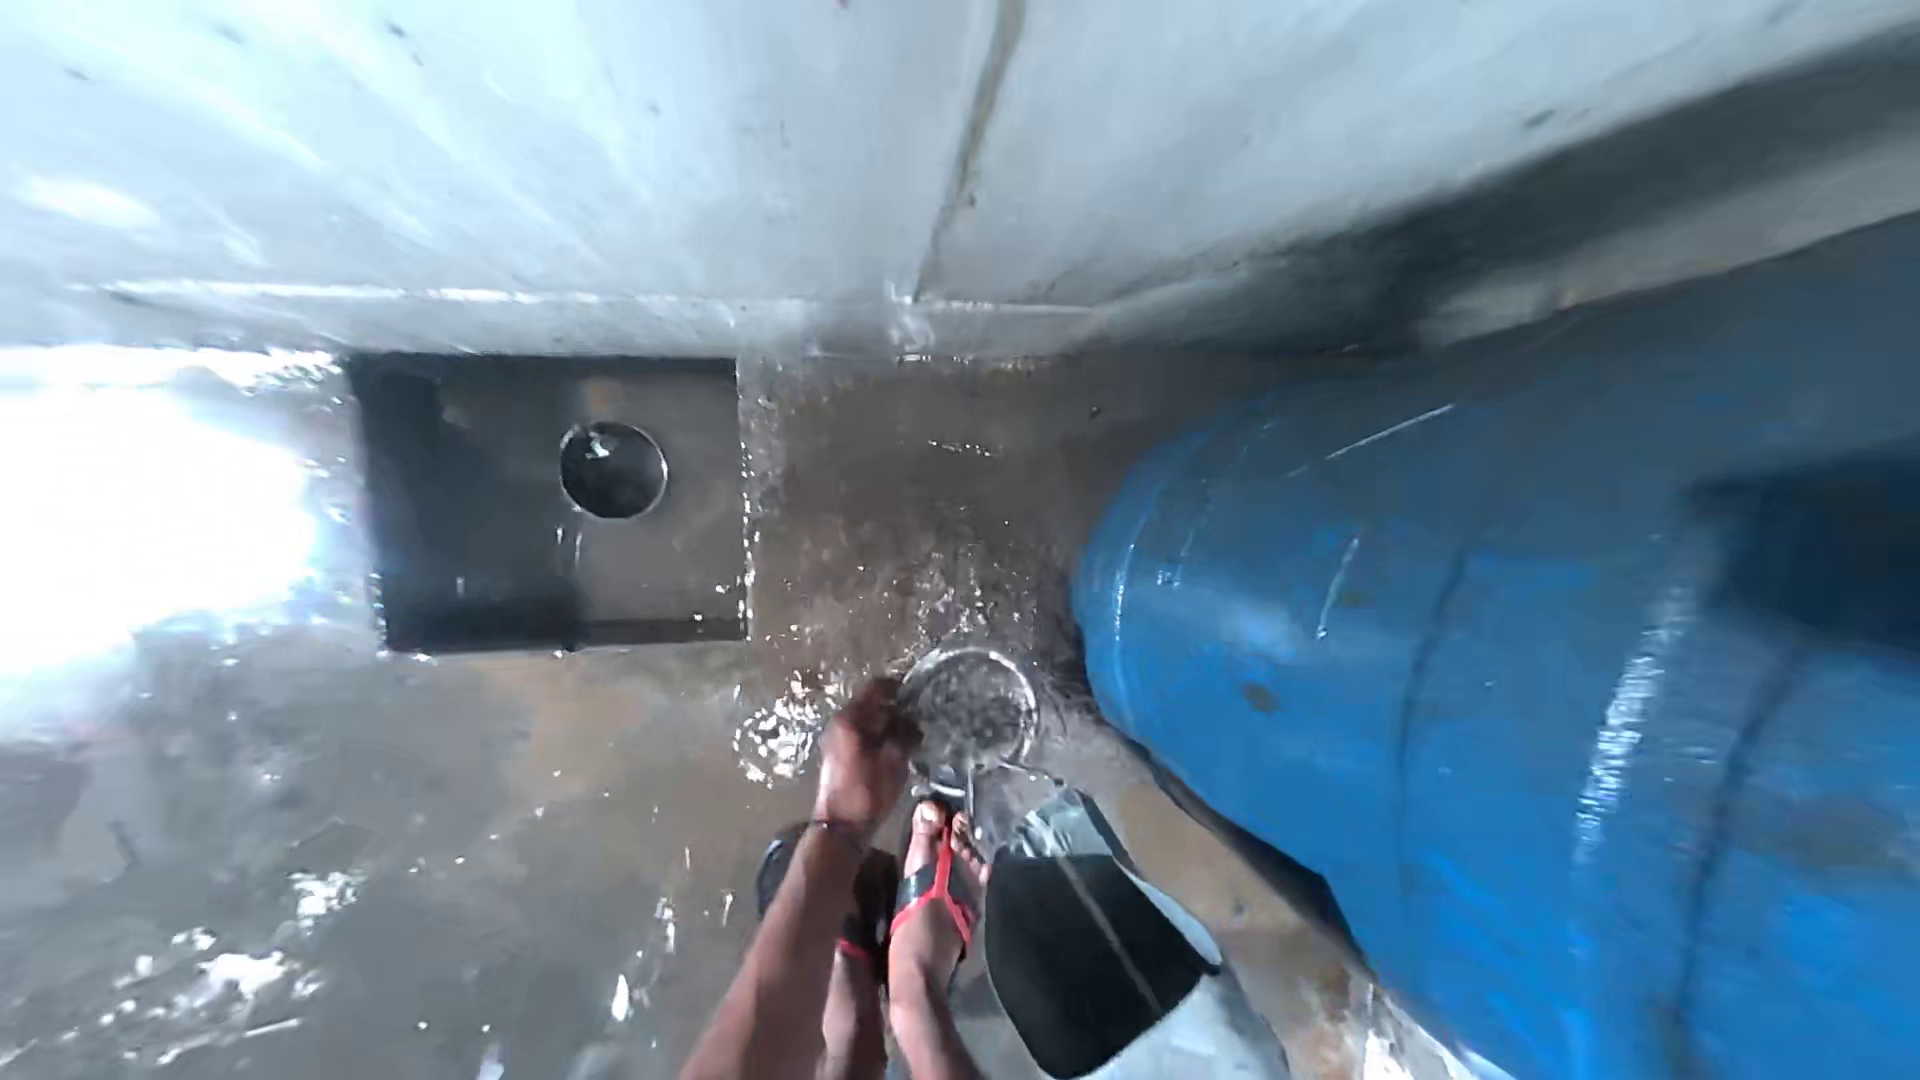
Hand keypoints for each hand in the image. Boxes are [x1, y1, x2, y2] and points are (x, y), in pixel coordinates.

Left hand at [813, 677, 918, 842]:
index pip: (876, 687)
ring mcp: (838, 738)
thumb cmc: (867, 792)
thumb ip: (905, 733)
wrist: (841, 828)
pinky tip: (898, 747)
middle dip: (896, 707)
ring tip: (913, 733)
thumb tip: (913, 721)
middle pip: (872, 702)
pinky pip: (863, 733)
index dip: (899, 687)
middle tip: (920, 716)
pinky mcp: (840, 753)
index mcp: (850, 718)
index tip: (919, 693)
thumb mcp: (894, 760)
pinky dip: (880, 735)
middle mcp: (840, 722)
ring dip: (889, 723)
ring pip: (868, 719)